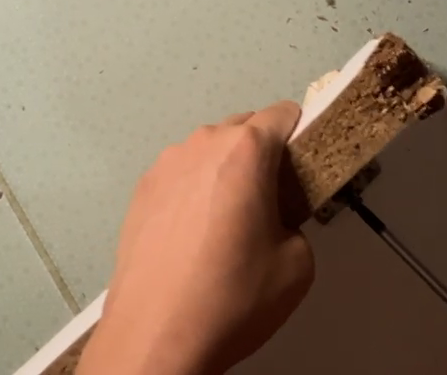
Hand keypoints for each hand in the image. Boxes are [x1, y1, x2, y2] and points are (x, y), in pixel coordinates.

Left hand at [78, 101, 314, 374]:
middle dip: (261, 155)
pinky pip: (181, 173)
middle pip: (245, 128)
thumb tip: (278, 216)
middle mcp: (204, 142)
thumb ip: (297, 220)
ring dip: (224, 171)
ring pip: (210, 150)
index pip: (284, 113)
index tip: (303, 168)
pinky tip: (191, 235)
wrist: (155, 334)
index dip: (300, 136)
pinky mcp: (143, 185)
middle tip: (268, 204)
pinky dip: (193, 190)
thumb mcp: (298, 264)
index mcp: (247, 149)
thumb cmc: (231, 297)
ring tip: (224, 225)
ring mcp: (167, 161)